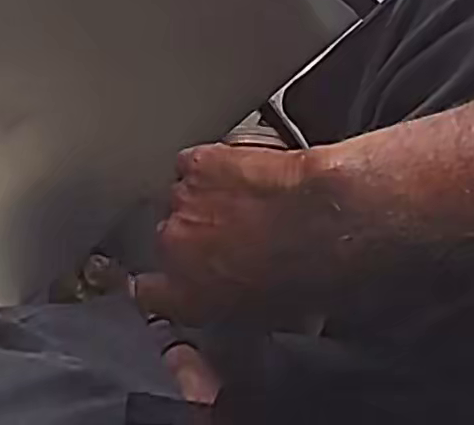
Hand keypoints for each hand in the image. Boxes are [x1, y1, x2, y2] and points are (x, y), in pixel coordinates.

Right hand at [132, 143, 339, 324]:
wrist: (323, 222)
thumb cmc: (305, 271)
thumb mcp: (267, 314)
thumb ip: (232, 306)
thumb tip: (243, 298)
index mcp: (186, 295)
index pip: (150, 293)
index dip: (165, 280)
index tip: (178, 272)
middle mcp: (174, 246)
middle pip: (167, 235)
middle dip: (192, 232)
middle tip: (228, 228)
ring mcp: (182, 198)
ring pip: (180, 194)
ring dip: (202, 196)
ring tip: (240, 195)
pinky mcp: (198, 161)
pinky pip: (191, 161)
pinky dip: (210, 162)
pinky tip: (237, 167)